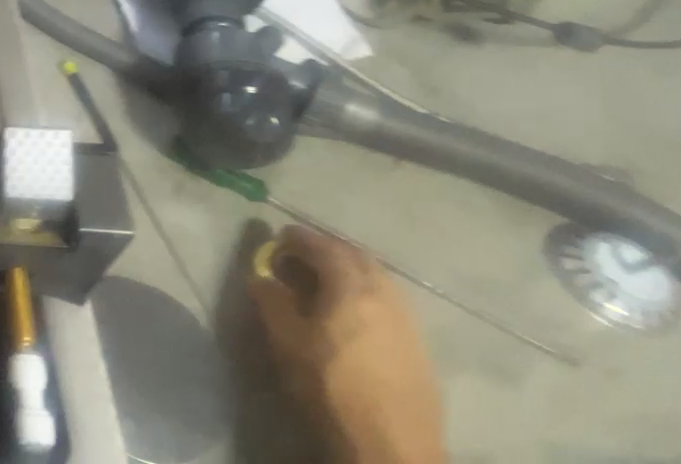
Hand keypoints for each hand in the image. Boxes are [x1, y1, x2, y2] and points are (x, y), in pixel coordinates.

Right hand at [250, 225, 447, 463]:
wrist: (390, 446)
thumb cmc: (330, 385)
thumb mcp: (286, 340)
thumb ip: (270, 299)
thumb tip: (262, 275)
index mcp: (351, 285)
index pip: (322, 245)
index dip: (297, 238)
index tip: (277, 238)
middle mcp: (385, 293)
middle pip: (355, 256)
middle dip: (326, 249)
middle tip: (299, 258)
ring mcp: (407, 319)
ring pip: (377, 278)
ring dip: (349, 271)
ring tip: (324, 285)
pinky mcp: (418, 344)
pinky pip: (389, 300)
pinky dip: (366, 293)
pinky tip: (352, 314)